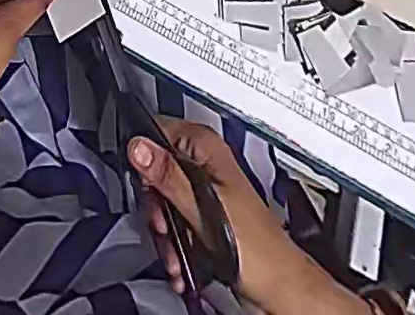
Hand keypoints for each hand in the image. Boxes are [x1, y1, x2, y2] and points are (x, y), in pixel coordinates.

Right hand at [130, 121, 365, 313]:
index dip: (143, 160)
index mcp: (206, 146)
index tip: (144, 186)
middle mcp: (205, 159)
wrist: (276, 283)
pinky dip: (173, 237)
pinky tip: (179, 258)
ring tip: (174, 248)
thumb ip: (167, 174)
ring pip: (163, 196)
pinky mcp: (204, 208)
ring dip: (163, 228)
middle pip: (157, 169)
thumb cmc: (253, 246)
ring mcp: (205, 184)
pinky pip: (174, 215)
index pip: (157, 132)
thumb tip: (139, 146)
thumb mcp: (201, 208)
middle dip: (155, 205)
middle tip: (163, 224)